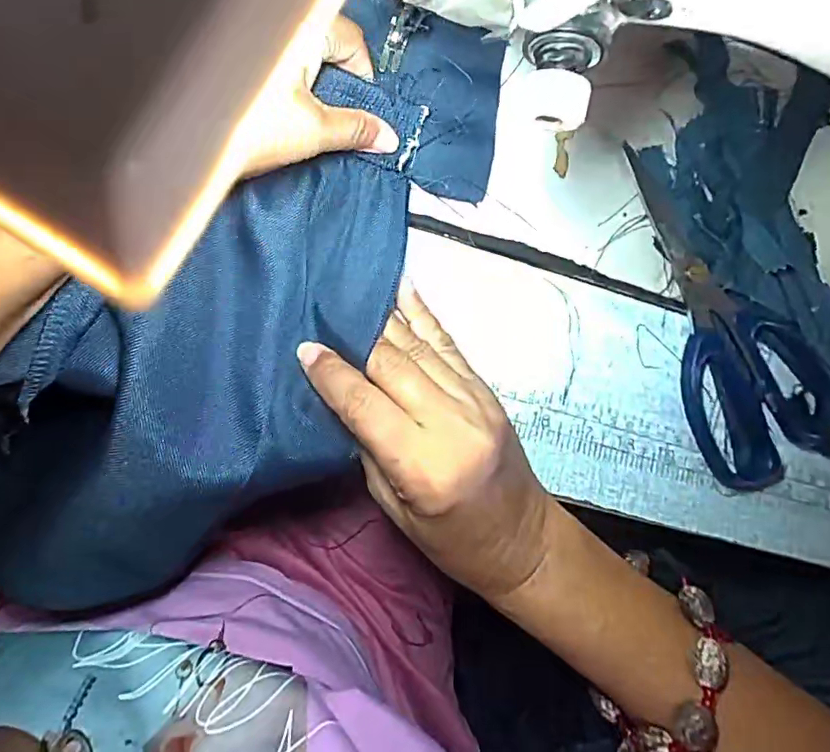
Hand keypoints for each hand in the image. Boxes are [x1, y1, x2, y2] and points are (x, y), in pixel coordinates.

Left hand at [236, 14, 398, 177]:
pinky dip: (274, 86)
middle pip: (323, 48)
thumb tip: (383, 135)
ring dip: (301, 87)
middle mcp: (274, 21)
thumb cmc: (232, 124)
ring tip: (291, 119)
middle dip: (331, 85)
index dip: (363, 79)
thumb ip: (354, 130)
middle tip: (328, 118)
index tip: (362, 107)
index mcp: (303, 25)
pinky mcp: (228, 56)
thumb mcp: (311, 130)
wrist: (181, 141)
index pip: (353, 42)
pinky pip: (266, 64)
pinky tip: (265, 113)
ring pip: (293, 56)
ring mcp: (248, 36)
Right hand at [297, 284, 556, 600]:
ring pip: (415, 347)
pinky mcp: (485, 389)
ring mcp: (473, 400)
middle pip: (389, 365)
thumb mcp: (393, 507)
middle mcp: (450, 423)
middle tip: (320, 316)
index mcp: (423, 465)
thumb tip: (340, 394)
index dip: (331, 374)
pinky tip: (401, 287)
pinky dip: (420, 313)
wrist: (525, 541)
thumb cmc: (452, 540)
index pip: (364, 403)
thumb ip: (368, 445)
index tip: (304, 349)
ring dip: (380, 319)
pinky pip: (446, 342)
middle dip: (351, 339)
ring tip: (350, 295)